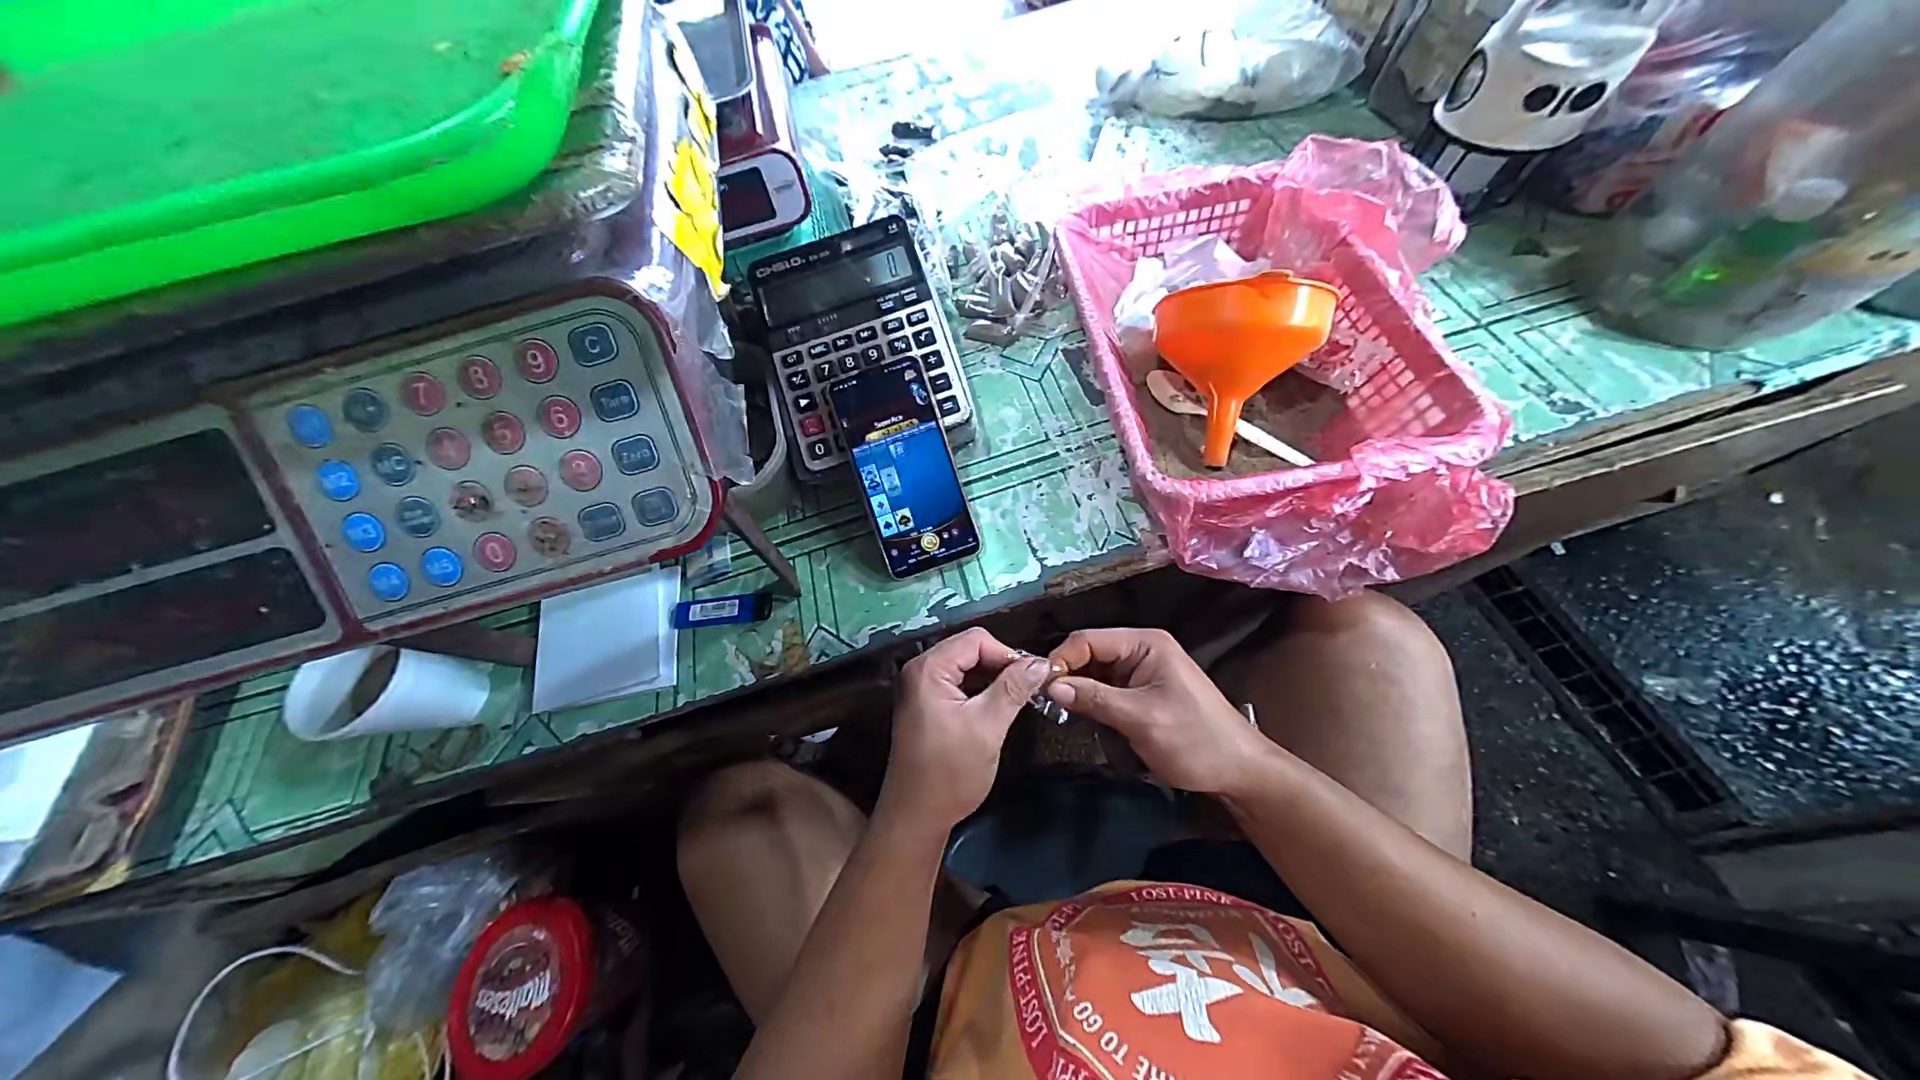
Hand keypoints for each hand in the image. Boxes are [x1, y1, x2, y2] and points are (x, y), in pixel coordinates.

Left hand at [880, 628, 1056, 830]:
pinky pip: (959, 683)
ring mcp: (921, 687)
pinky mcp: (927, 704)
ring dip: (994, 678)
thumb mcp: (987, 727)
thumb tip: (1041, 663)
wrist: (916, 816)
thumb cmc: (949, 772)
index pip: (976, 640)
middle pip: (970, 649)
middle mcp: (920, 670)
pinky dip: (981, 690)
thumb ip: (1013, 689)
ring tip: (1020, 698)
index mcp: (928, 669)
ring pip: (967, 666)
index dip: (1008, 654)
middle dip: (1002, 665)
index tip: (1033, 678)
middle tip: (1030, 688)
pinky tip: (1000, 707)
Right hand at [1046, 628, 1277, 795]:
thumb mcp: (1141, 719)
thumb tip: (1050, 686)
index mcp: (1145, 644)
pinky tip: (1081, 716)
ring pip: (1093, 673)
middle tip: (1045, 703)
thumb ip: (1094, 699)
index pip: (1088, 639)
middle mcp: (1140, 650)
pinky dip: (1090, 701)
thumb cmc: (1195, 740)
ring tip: (1059, 711)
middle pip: (1088, 653)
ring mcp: (1140, 672)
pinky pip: (1104, 689)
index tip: (1041, 688)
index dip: (1061, 660)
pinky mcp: (1140, 693)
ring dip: (1077, 690)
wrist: (1238, 771)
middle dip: (1067, 675)